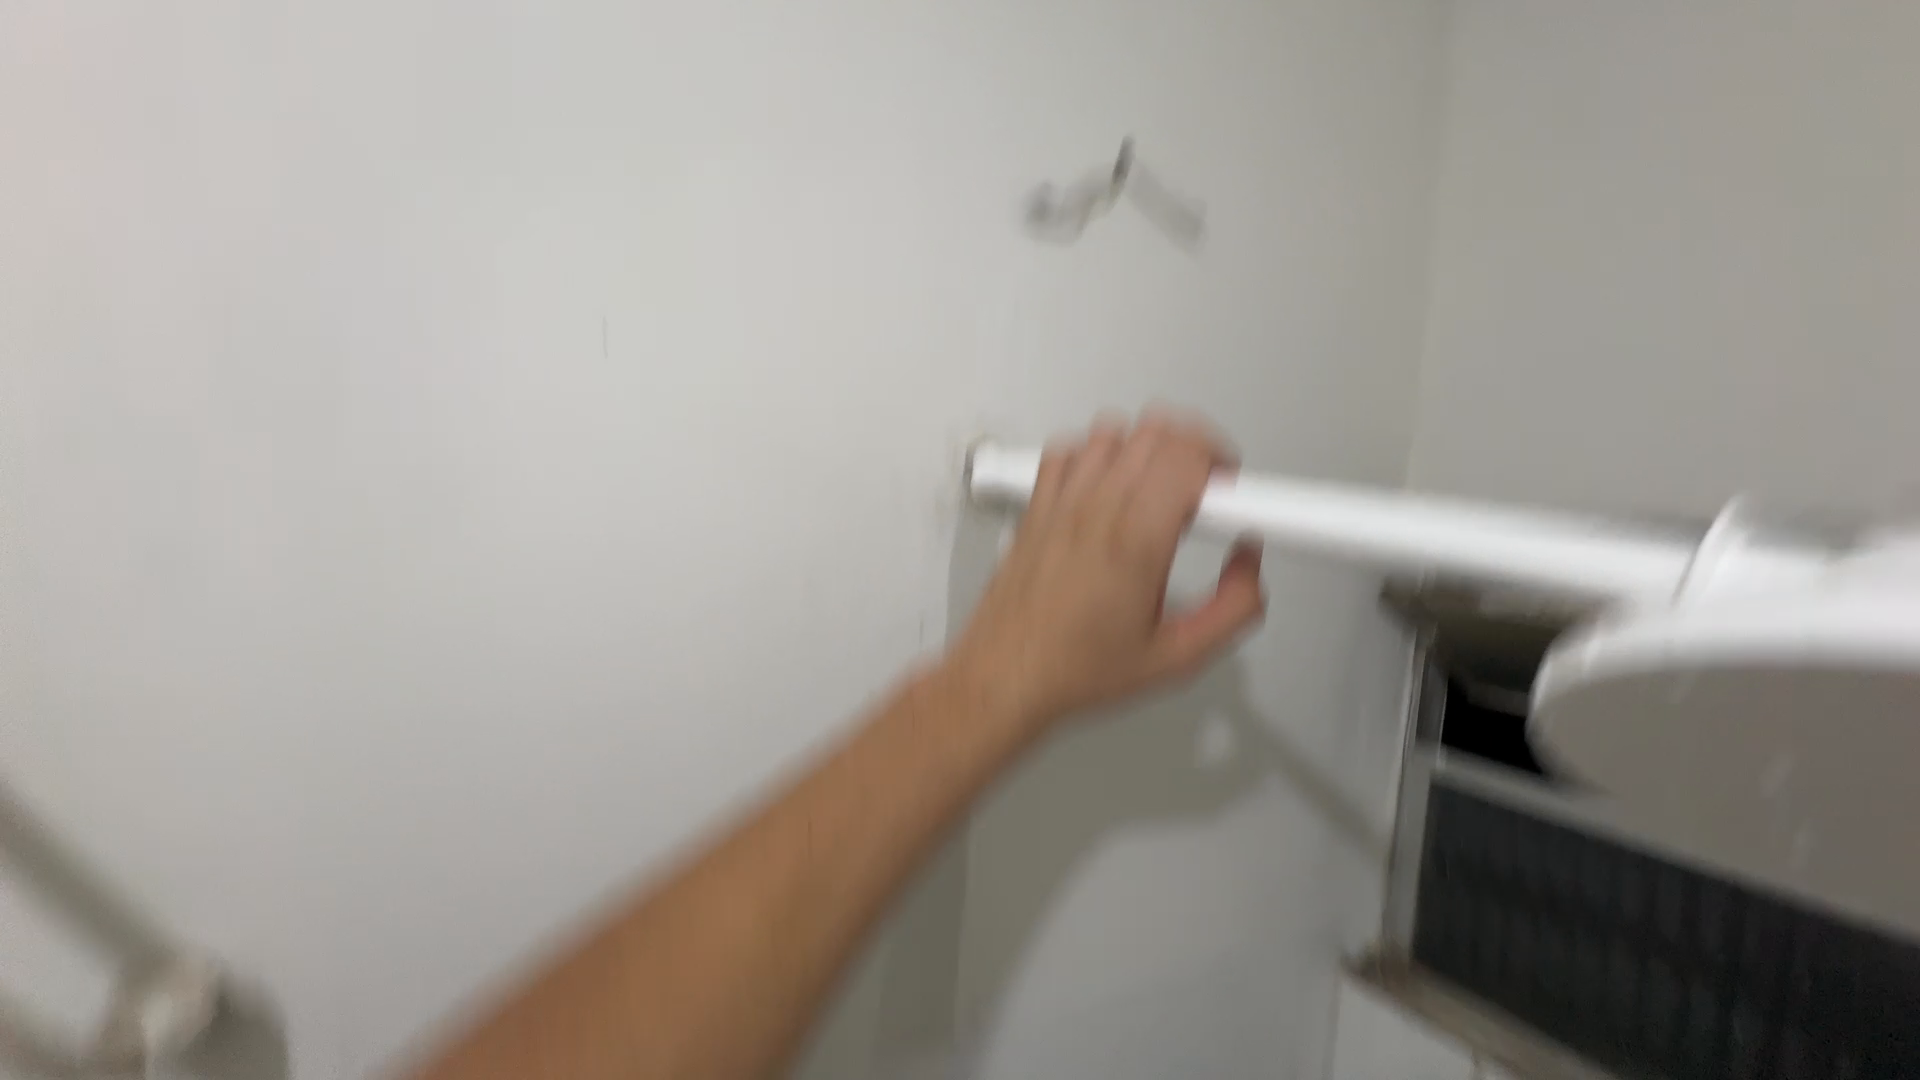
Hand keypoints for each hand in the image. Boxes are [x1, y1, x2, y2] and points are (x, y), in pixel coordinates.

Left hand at [946, 410, 1266, 733]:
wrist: (1003, 677)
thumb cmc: (1073, 670)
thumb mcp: (1177, 658)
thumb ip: (1232, 609)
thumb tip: (1248, 566)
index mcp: (1134, 540)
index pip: (1189, 456)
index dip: (1223, 463)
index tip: (1232, 495)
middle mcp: (1094, 510)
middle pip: (1157, 431)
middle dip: (1196, 451)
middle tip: (1206, 493)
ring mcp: (1060, 503)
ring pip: (1113, 430)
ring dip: (1147, 447)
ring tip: (1159, 488)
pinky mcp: (1035, 508)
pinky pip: (1067, 449)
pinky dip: (1093, 453)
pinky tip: (1106, 485)